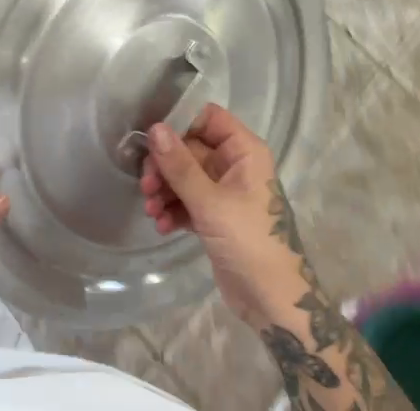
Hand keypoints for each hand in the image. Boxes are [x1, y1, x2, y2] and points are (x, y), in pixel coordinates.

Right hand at [137, 104, 311, 326]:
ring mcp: (225, 193)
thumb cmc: (249, 242)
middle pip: (190, 149)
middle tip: (145, 186)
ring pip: (185, 177)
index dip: (180, 124)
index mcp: (244, 152)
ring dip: (164, 191)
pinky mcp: (216, 218)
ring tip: (151, 210)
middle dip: (165, 166)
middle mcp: (235, 166)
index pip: (208, 118)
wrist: (273, 301)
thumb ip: (179, 166)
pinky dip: (173, 210)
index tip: (152, 140)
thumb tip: (154, 128)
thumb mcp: (210, 203)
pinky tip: (161, 226)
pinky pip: (187, 202)